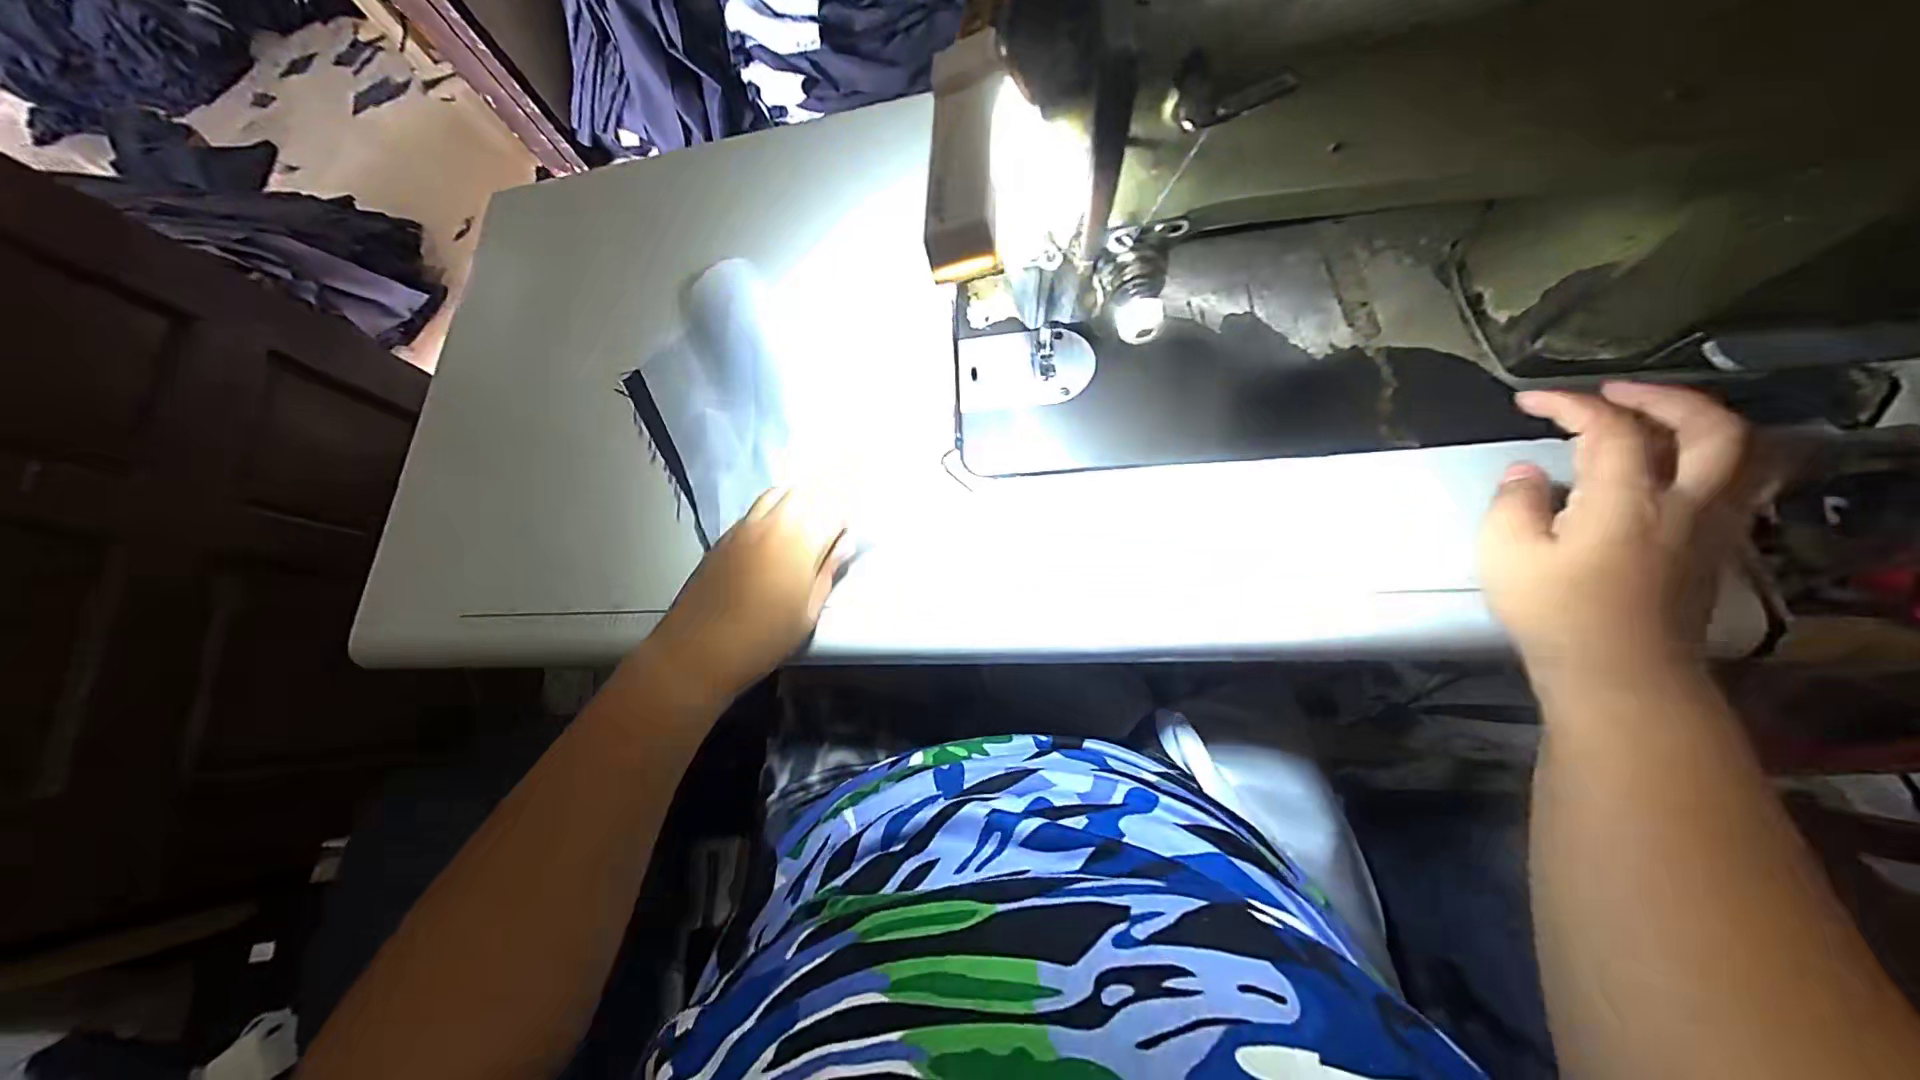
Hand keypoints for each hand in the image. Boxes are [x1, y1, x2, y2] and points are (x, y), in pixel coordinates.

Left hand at [643, 488, 851, 706]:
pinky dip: (771, 512)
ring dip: (795, 502)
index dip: (844, 521)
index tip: (847, 535)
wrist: (699, 649)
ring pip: (776, 494)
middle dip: (822, 504)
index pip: (833, 512)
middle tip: (829, 527)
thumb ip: (828, 573)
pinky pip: (754, 510)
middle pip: (804, 494)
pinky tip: (773, 536)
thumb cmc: (762, 639)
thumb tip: (844, 546)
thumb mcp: (807, 613)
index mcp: (800, 544)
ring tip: (803, 524)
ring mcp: (744, 528)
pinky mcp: (724, 537)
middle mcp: (772, 525)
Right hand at [1479, 382, 1757, 680]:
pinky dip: (1703, 463)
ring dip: (1699, 426)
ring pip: (1740, 456)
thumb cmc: (1554, 612)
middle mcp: (1683, 504)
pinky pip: (1729, 487)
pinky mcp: (1712, 552)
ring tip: (1655, 423)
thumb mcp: (1505, 554)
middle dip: (1662, 397)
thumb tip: (1526, 474)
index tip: (1529, 401)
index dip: (1570, 404)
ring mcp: (1708, 529)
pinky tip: (1665, 475)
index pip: (1610, 429)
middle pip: (1709, 427)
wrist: (1617, 673)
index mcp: (1626, 500)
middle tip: (1614, 393)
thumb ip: (1512, 503)